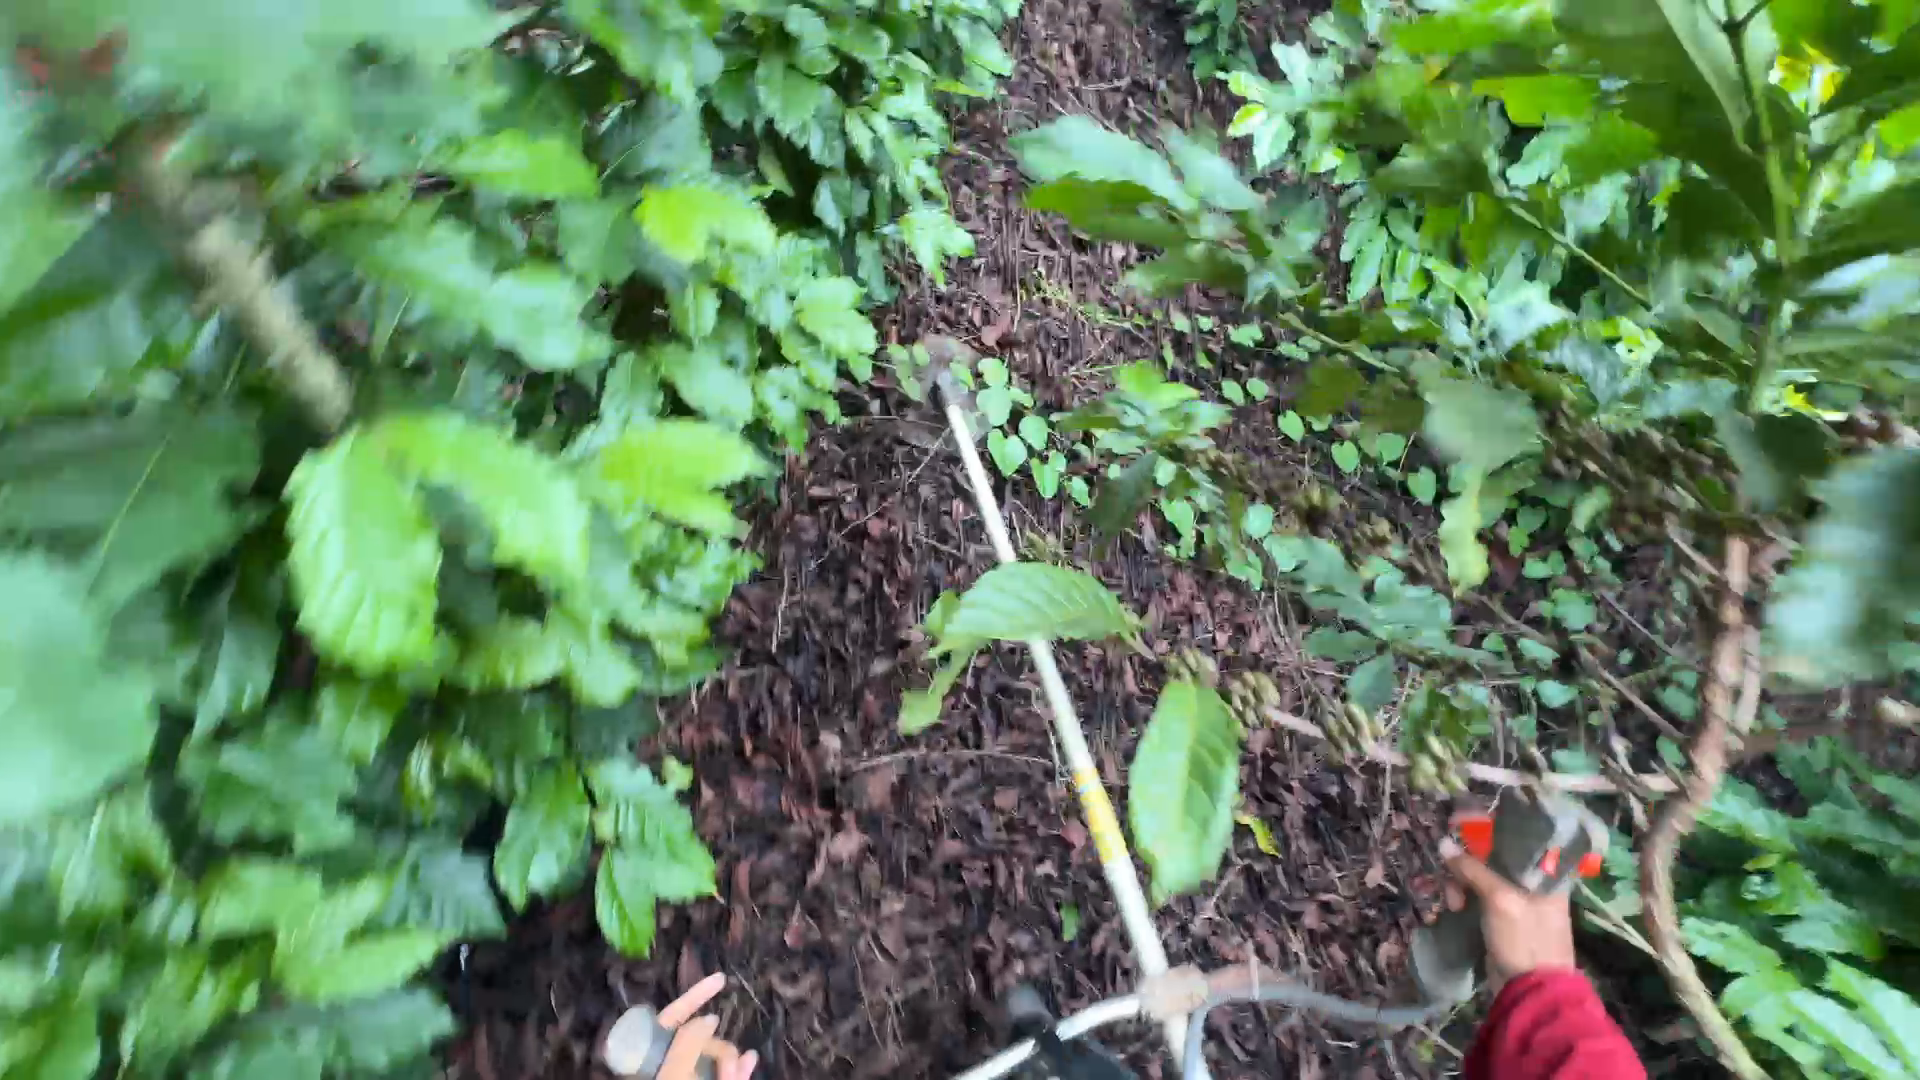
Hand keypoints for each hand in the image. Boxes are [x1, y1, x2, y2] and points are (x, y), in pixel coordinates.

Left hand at [656, 973, 759, 1079]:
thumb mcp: (673, 1068)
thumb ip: (690, 1041)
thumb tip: (710, 1019)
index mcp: (651, 1051)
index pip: (674, 1013)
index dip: (697, 994)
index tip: (722, 978)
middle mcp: (667, 1060)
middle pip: (699, 1039)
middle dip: (719, 1045)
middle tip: (731, 1056)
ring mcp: (684, 1074)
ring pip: (712, 1059)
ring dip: (730, 1058)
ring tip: (744, 1062)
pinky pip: (718, 1074)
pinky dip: (734, 1071)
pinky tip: (750, 1063)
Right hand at [1439, 837, 1577, 991]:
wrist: (1532, 993)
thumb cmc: (1525, 941)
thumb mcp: (1500, 899)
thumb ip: (1472, 868)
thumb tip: (1442, 842)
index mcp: (1545, 879)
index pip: (1515, 842)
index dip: (1486, 832)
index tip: (1458, 826)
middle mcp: (1532, 887)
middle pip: (1489, 860)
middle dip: (1465, 867)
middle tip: (1454, 882)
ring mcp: (1516, 905)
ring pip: (1478, 879)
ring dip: (1459, 886)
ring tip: (1454, 904)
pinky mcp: (1500, 920)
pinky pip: (1475, 897)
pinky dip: (1462, 900)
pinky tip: (1454, 910)